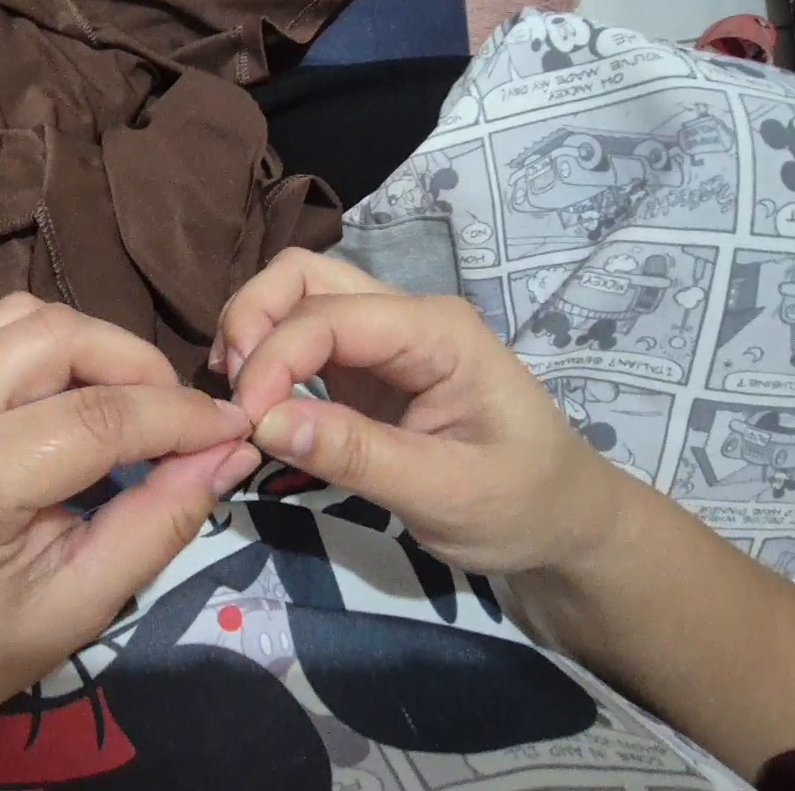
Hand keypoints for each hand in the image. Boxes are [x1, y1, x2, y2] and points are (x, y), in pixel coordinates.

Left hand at [0, 293, 261, 762]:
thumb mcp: (80, 606)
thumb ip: (160, 522)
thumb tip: (229, 451)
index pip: (94, 418)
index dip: (178, 415)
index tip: (232, 427)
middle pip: (58, 336)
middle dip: (139, 365)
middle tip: (179, 418)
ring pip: (27, 314)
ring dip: (95, 345)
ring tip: (128, 402)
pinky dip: (47, 337)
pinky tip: (66, 385)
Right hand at [212, 249, 625, 574]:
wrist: (561, 520)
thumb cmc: (522, 504)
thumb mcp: (449, 494)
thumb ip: (358, 455)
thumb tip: (263, 422)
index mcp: (437, 330)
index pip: (328, 316)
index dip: (273, 359)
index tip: (247, 422)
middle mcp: (404, 315)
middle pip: (303, 275)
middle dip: (252, 318)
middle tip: (232, 389)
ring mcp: (381, 336)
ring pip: (295, 294)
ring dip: (253, 330)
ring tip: (238, 394)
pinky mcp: (362, 364)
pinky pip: (299, 334)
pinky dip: (264, 354)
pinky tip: (254, 395)